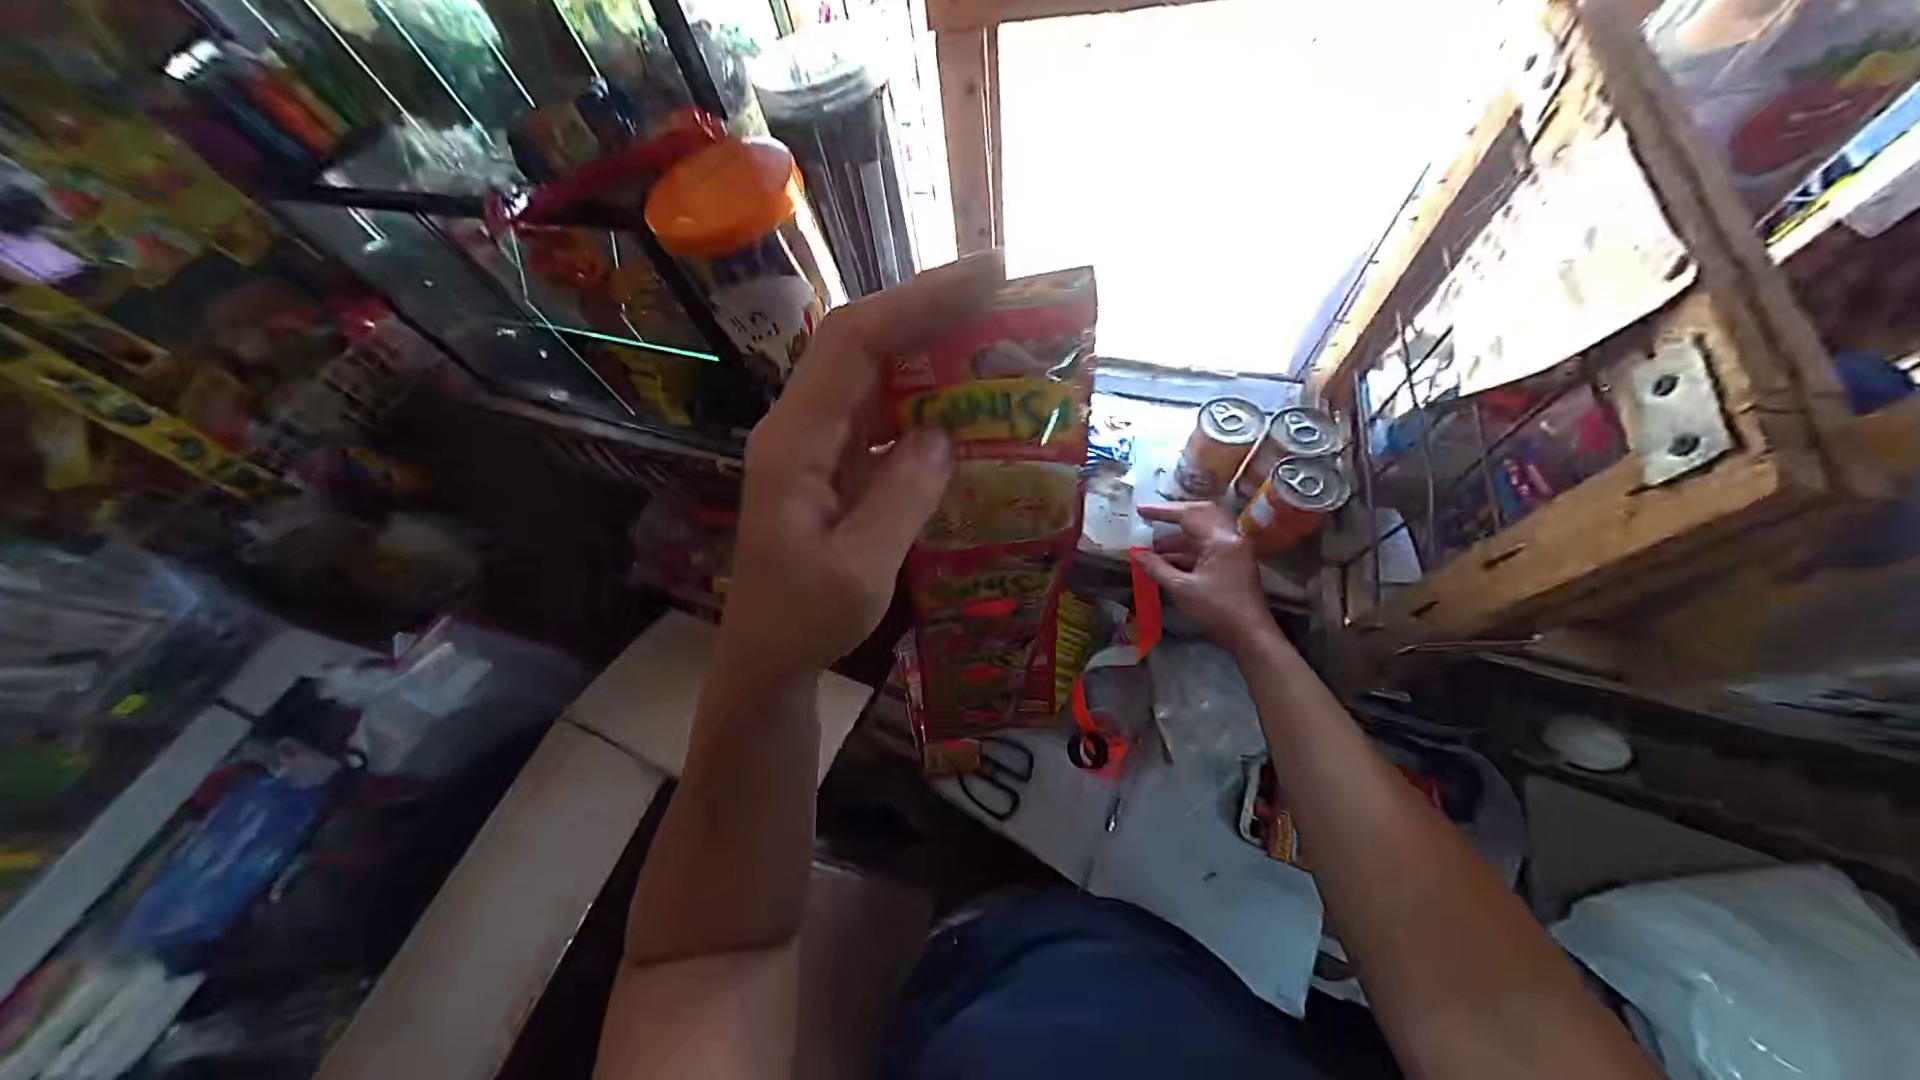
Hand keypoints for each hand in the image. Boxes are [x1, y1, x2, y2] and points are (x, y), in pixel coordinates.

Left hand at [718, 252, 1006, 680]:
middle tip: (1000, 293)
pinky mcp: (833, 466)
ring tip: (991, 335)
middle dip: (928, 309)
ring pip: (871, 373)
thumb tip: (943, 434)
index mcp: (795, 443)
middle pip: (860, 342)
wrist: (766, 657)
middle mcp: (799, 428)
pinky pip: (879, 415)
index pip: (854, 344)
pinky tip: (962, 403)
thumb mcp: (859, 570)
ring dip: (928, 348)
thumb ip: (902, 497)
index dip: (918, 302)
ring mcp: (815, 445)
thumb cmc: (802, 622)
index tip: (987, 278)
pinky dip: (923, 399)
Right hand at [1135, 502, 1277, 652]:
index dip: (1162, 511)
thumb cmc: (1217, 610)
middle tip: (1149, 520)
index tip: (1141, 510)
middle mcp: (1229, 539)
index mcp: (1220, 540)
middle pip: (1198, 517)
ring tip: (1149, 548)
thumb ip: (1157, 568)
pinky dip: (1184, 552)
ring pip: (1200, 536)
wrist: (1250, 635)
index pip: (1188, 514)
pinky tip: (1164, 562)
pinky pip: (1204, 549)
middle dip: (1172, 518)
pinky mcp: (1231, 564)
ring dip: (1175, 540)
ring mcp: (1232, 551)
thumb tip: (1136, 554)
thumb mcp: (1182, 589)